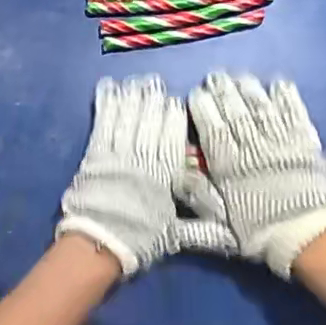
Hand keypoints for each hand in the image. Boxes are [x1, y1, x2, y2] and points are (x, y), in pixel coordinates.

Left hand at [59, 76, 226, 277]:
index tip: (175, 101)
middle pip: (151, 121)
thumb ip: (202, 225)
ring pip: (128, 118)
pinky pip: (103, 124)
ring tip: (134, 82)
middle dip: (153, 100)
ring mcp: (117, 154)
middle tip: (154, 82)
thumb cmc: (141, 239)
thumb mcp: (178, 234)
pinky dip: (105, 105)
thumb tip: (231, 231)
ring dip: (131, 98)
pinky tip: (107, 89)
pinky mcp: (95, 156)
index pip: (174, 136)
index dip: (174, 116)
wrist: (103, 243)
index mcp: (167, 172)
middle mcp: (144, 157)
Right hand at [187, 73, 325, 278]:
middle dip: (224, 93)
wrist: (308, 237)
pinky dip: (287, 98)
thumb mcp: (218, 221)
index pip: (212, 130)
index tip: (194, 95)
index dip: (202, 110)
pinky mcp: (306, 145)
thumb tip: (176, 174)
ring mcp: (282, 144)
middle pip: (236, 113)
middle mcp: (253, 149)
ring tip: (239, 77)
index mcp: (229, 167)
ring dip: (250, 90)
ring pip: (262, 109)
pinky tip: (279, 85)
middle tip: (214, 77)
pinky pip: (295, 115)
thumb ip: (197, 195)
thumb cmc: (256, 232)